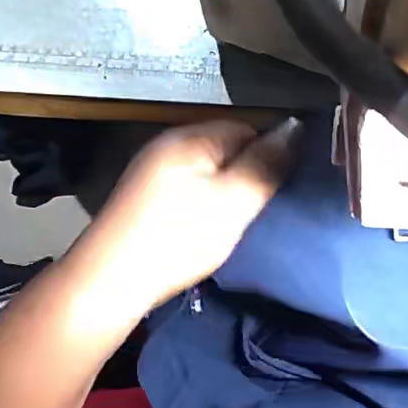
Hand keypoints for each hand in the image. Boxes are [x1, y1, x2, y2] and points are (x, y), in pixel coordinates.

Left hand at [77, 118, 301, 309]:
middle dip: (246, 173)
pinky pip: (189, 184)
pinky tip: (202, 225)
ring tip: (230, 220)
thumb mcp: (235, 201)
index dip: (268, 156)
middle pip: (227, 147)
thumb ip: (266, 164)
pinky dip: (203, 201)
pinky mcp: (145, 193)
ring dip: (226, 189)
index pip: (248, 128)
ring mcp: (152, 168)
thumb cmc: (180, 238)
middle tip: (252, 209)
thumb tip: (295, 127)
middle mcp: (168, 143)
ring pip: (209, 168)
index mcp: (190, 137)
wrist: (112, 280)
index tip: (275, 190)